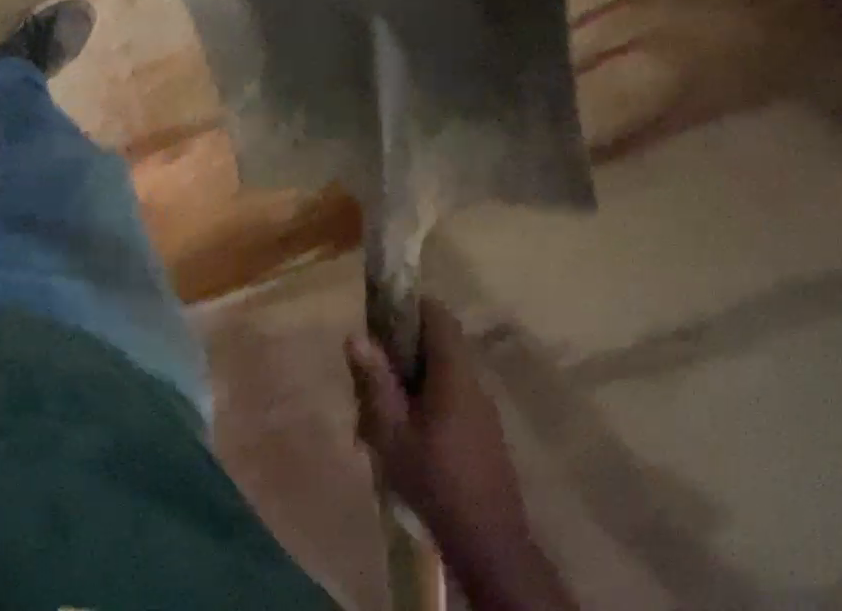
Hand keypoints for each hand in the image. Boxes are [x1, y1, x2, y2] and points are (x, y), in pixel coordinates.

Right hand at [345, 300, 528, 544]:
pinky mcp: (483, 434)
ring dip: (411, 374)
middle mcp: (475, 388)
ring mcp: (483, 413)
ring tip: (375, 397)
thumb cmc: (433, 478)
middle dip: (404, 344)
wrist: (485, 539)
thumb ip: (375, 381)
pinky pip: (451, 397)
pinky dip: (424, 396)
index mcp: (455, 380)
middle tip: (367, 359)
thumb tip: (357, 334)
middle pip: (442, 346)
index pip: (441, 321)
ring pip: (444, 374)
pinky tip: (400, 425)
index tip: (382, 302)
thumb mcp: (390, 430)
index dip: (414, 305)